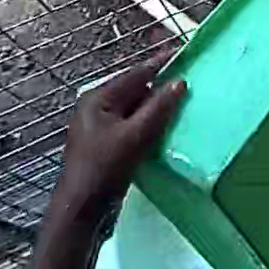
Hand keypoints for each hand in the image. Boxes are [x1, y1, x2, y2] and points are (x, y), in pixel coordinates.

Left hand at [53, 57, 186, 222]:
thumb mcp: (135, 136)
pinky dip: (148, 125)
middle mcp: (97, 108)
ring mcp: (100, 128)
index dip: (161, 63)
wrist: (79, 215)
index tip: (184, 53)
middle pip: (136, 90)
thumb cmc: (104, 169)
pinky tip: (165, 130)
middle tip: (189, 84)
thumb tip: (180, 81)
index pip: (137, 73)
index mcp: (99, 98)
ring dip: (156, 109)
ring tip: (182, 106)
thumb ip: (159, 108)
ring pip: (135, 109)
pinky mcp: (106, 146)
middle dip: (161, 88)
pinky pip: (132, 126)